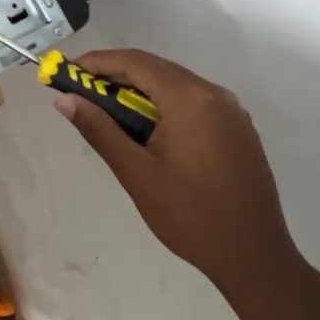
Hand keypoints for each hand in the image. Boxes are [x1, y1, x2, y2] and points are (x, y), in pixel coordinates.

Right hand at [55, 48, 303, 294]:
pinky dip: (163, 102)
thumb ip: (99, 129)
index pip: (135, 62)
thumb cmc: (190, 217)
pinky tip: (147, 127)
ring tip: (107, 111)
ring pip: (175, 82)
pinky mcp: (238, 128)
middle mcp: (214, 94)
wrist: (255, 258)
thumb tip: (64, 99)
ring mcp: (231, 110)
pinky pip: (193, 100)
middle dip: (115, 74)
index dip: (97, 62)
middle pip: (156, 68)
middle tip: (81, 91)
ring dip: (139, 89)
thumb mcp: (136, 173)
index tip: (66, 72)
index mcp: (190, 100)